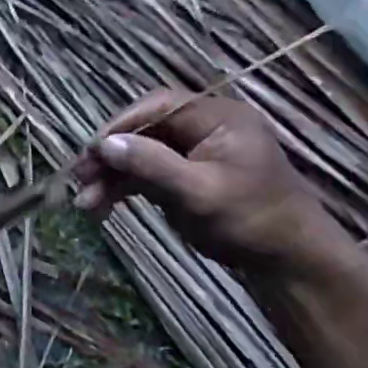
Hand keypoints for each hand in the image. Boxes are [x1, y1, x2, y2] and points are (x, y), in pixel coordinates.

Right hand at [72, 91, 349, 270]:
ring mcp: (196, 155)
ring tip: (85, 203)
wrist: (287, 259)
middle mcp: (205, 129)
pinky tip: (104, 206)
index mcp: (217, 118)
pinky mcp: (189, 179)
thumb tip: (105, 144)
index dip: (119, 126)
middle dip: (111, 156)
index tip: (90, 151)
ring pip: (143, 156)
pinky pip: (150, 176)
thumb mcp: (198, 192)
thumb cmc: (250, 219)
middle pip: (145, 132)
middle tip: (79, 180)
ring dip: (113, 177)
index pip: (158, 108)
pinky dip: (127, 190)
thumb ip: (151, 165)